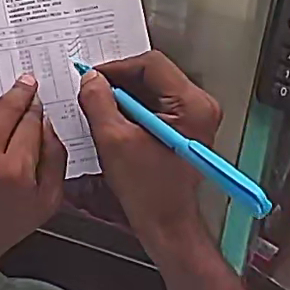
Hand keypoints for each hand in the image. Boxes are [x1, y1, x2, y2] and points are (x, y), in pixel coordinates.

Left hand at [0, 74, 67, 279]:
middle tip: (24, 86)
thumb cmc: (2, 226)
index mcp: (14, 170)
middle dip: (19, 95)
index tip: (35, 101)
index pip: (31, 121)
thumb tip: (46, 124)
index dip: (35, 109)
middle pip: (6, 108)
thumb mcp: (46, 202)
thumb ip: (55, 158)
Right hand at [76, 51, 222, 249]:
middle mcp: (198, 107)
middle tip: (93, 90)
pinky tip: (113, 120)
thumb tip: (92, 80)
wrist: (167, 224)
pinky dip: (130, 108)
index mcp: (191, 106)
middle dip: (119, 81)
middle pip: (152, 74)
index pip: (151, 65)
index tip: (93, 77)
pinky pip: (153, 104)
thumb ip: (99, 103)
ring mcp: (192, 117)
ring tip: (100, 107)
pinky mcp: (182, 128)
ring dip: (123, 95)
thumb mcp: (115, 141)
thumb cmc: (151, 192)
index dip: (117, 68)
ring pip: (150, 89)